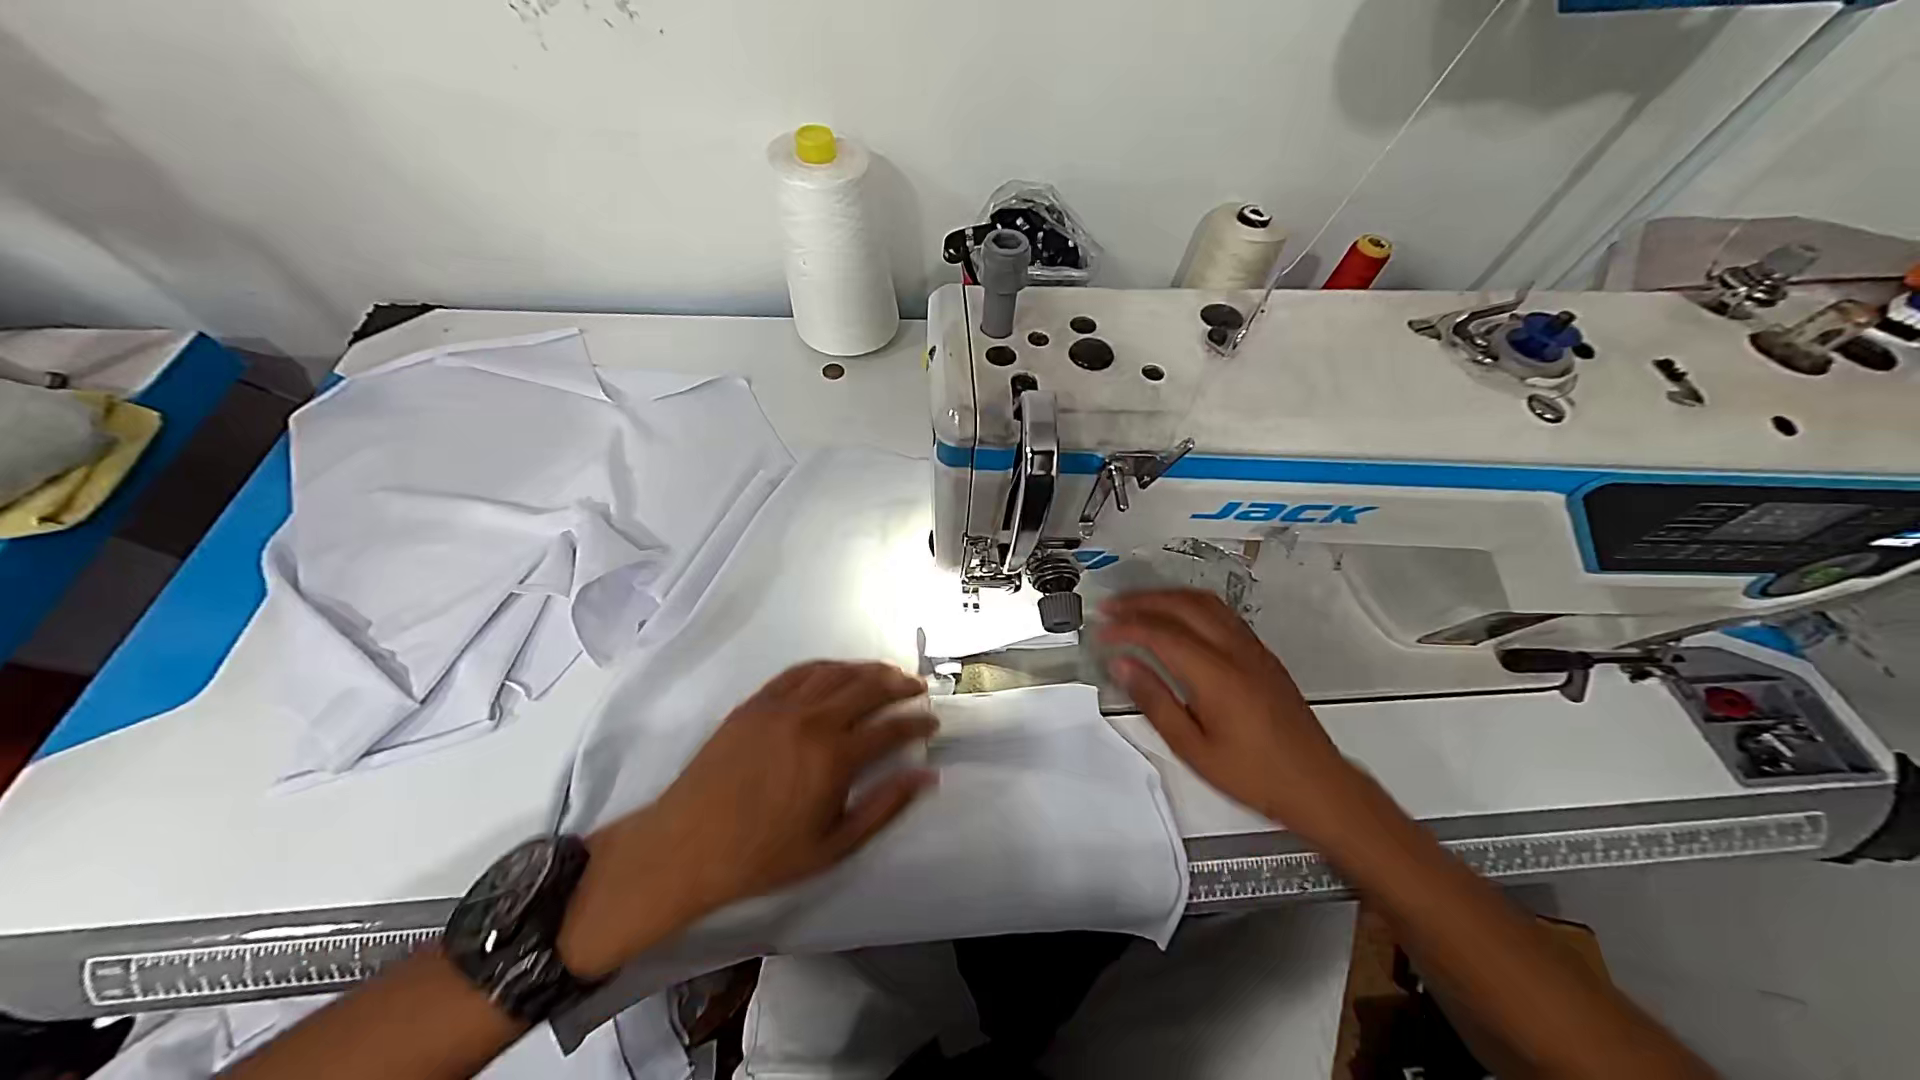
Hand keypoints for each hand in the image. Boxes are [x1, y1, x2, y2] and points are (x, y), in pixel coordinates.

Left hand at [560, 661, 935, 974]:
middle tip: (918, 688)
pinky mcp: (756, 702)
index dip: (917, 722)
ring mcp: (781, 705)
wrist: (687, 845)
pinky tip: (838, 672)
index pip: (890, 728)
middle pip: (868, 687)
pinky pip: (799, 671)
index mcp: (835, 757)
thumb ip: (884, 806)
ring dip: (867, 669)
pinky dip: (827, 667)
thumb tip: (927, 777)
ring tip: (886, 674)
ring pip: (835, 672)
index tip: (932, 721)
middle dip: (900, 684)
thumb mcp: (834, 845)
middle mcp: (812, 719)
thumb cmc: (764, 854)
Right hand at [1098, 590, 1365, 839]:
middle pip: (1182, 606)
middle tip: (1112, 607)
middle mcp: (1236, 652)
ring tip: (1138, 603)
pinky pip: (1222, 612)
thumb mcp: (1192, 747)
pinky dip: (1191, 604)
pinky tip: (1179, 615)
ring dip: (1167, 596)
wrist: (1316, 784)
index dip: (1126, 627)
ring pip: (1205, 602)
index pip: (1161, 634)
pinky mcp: (1263, 654)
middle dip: (1142, 600)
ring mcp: (1253, 649)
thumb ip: (1154, 701)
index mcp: (1216, 675)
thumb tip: (1123, 665)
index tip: (1102, 630)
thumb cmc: (1254, 774)